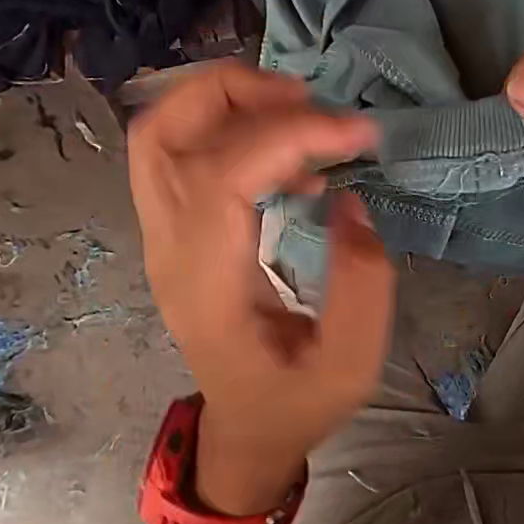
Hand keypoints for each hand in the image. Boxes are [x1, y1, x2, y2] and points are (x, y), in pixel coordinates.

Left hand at [127, 63, 396, 515]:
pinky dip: (232, 130)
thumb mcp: (350, 367)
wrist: (244, 431)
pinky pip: (184, 154)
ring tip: (300, 113)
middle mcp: (169, 251)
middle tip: (308, 99)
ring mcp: (163, 238)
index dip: (287, 137)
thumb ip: (362, 285)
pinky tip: (293, 161)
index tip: (356, 134)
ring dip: (225, 102)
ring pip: (162, 134)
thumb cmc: (294, 406)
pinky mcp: (176, 231)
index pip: (220, 177)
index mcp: (207, 288)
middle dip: (232, 92)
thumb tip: (349, 199)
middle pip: (161, 134)